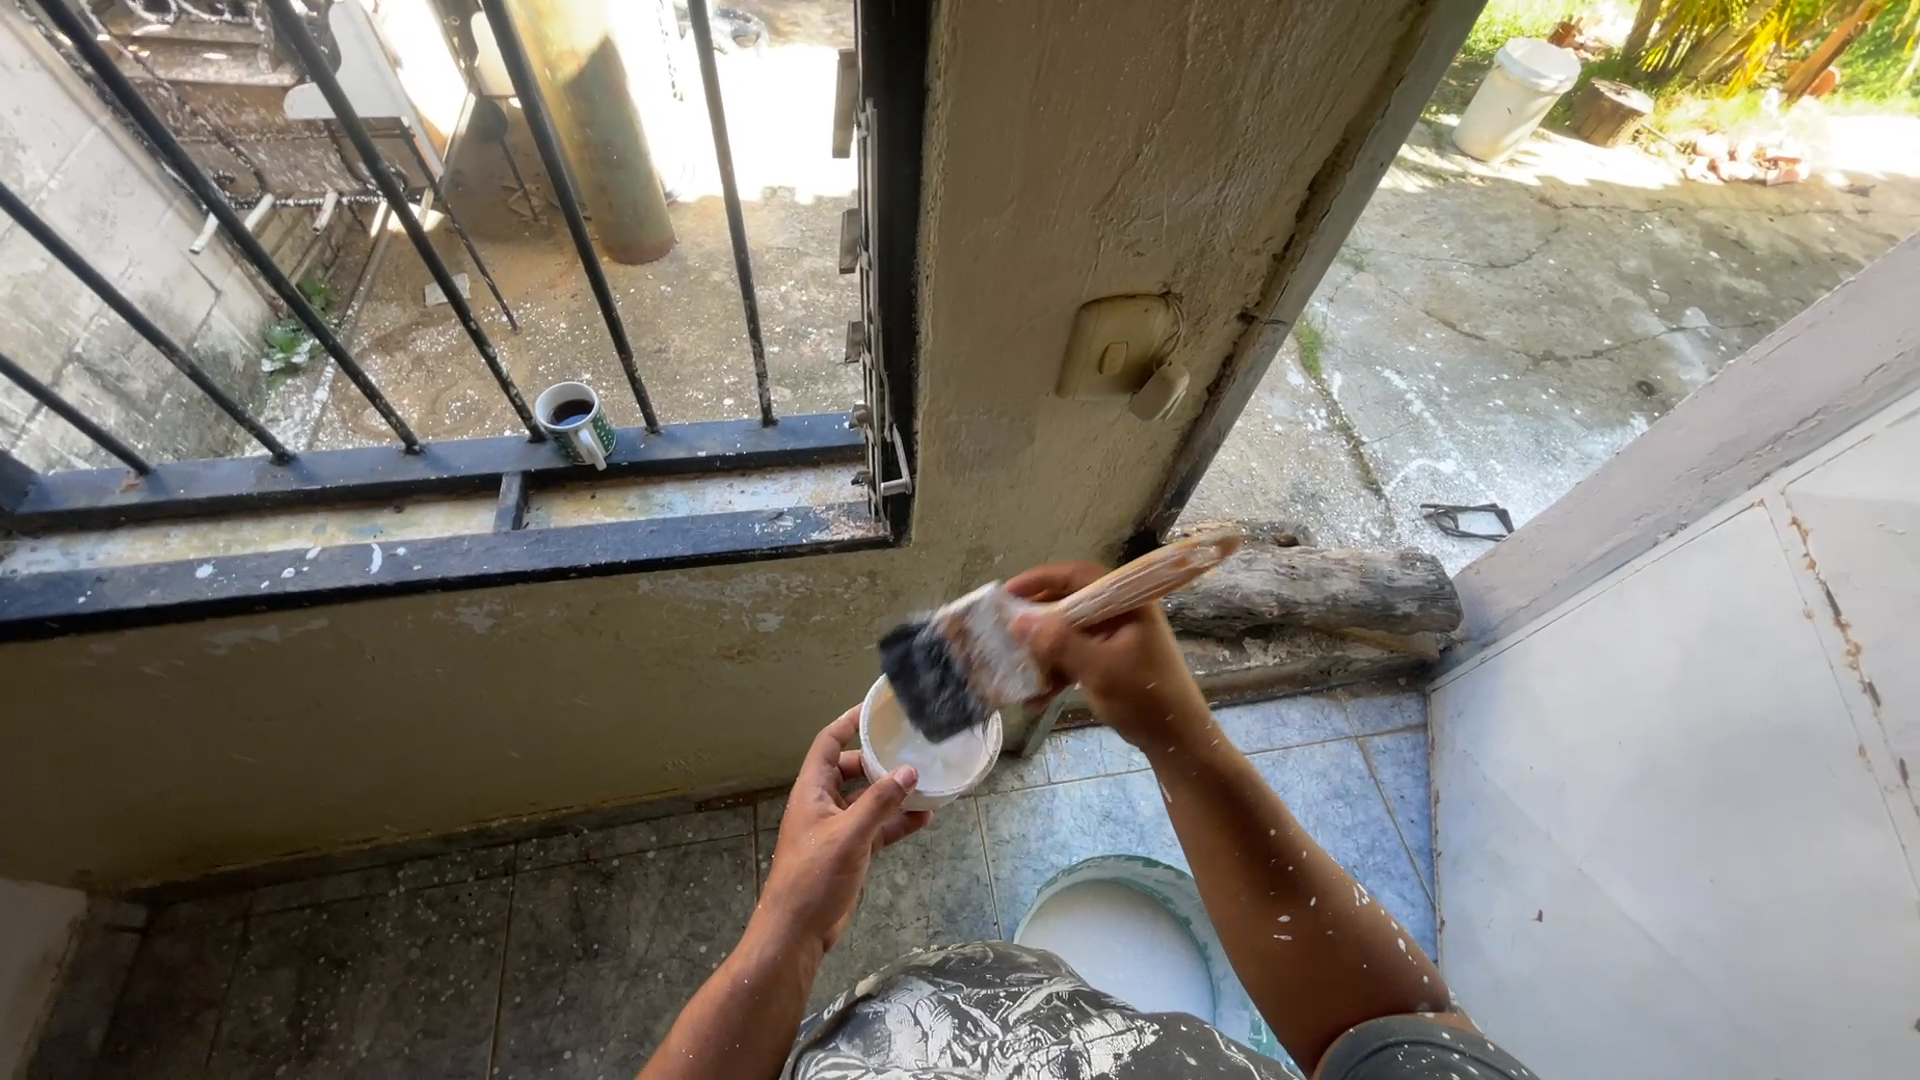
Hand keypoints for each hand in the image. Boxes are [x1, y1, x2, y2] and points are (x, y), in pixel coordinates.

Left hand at [758, 707, 931, 953]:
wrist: (796, 933)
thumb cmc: (813, 878)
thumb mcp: (849, 836)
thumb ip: (879, 803)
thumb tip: (909, 771)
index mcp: (811, 791)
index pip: (828, 744)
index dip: (848, 723)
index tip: (875, 711)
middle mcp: (823, 804)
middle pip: (851, 769)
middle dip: (878, 760)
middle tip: (908, 749)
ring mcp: (837, 829)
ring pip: (868, 800)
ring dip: (893, 793)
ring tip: (925, 782)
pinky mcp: (850, 851)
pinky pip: (877, 827)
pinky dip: (897, 822)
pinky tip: (925, 818)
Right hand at [1006, 561, 1211, 750]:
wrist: (1177, 740)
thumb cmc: (1146, 698)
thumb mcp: (1099, 669)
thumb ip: (1059, 643)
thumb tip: (1018, 622)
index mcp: (1126, 603)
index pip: (1078, 575)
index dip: (1040, 579)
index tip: (1008, 592)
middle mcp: (1120, 613)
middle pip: (1069, 602)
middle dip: (1036, 618)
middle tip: (1004, 626)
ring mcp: (1114, 637)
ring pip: (1068, 631)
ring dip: (1043, 649)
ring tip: (1015, 665)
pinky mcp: (1109, 659)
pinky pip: (1075, 655)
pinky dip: (1056, 670)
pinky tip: (1036, 697)